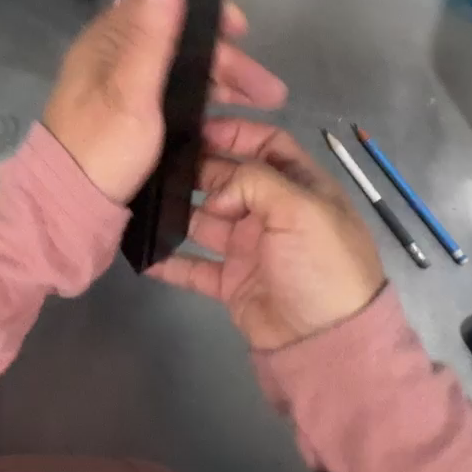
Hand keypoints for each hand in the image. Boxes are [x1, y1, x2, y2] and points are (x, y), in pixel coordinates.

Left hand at [43, 0, 287, 202]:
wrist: (69, 208)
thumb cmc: (103, 148)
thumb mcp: (131, 89)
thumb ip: (149, 33)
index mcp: (109, 42)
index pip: (163, 5)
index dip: (207, 14)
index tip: (241, 32)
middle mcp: (113, 58)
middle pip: (178, 43)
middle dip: (226, 61)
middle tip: (268, 90)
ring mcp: (118, 90)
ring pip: (179, 73)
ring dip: (221, 84)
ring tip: (261, 107)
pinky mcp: (127, 119)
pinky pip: (173, 99)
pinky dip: (202, 105)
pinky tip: (225, 123)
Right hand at [149, 119, 384, 348]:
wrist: (327, 343)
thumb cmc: (321, 265)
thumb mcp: (301, 209)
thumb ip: (255, 183)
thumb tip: (215, 194)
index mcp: (300, 187)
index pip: (267, 145)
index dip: (235, 133)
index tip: (197, 128)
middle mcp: (273, 212)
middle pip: (229, 179)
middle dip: (198, 168)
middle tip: (159, 162)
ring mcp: (251, 248)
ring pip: (206, 220)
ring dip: (178, 211)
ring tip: (144, 199)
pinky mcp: (233, 282)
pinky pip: (196, 266)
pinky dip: (171, 261)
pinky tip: (144, 253)